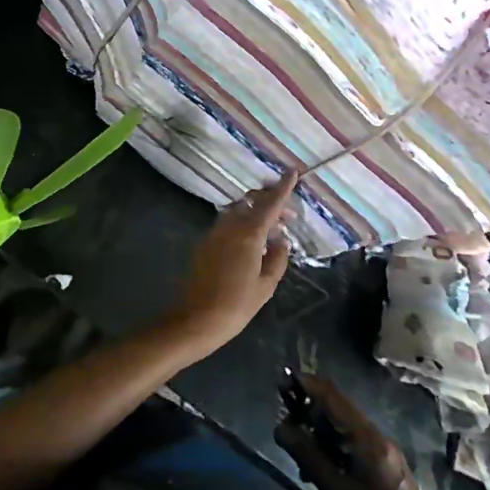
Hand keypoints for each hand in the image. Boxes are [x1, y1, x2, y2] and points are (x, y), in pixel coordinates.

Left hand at [161, 175, 296, 352]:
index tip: (292, 171)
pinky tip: (250, 242)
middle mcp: (229, 227)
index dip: (282, 188)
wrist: (197, 318)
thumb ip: (277, 258)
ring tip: (271, 229)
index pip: (269, 204)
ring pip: (237, 212)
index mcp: (248, 235)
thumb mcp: (266, 285)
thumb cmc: (237, 304)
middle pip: (250, 202)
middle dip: (268, 200)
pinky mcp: (204, 243)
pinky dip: (241, 224)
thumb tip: (281, 239)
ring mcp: (213, 233)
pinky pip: (227, 224)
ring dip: (254, 213)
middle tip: (286, 213)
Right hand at [276, 372, 411, 489]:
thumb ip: (309, 457)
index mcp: (371, 440)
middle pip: (340, 410)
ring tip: (294, 442)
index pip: (334, 398)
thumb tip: (280, 427)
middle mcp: (380, 440)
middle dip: (310, 408)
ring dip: (320, 430)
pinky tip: (317, 464)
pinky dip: (333, 447)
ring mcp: (386, 456)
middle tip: (282, 414)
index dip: (308, 384)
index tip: (282, 379)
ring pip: (346, 430)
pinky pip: (354, 446)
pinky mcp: (386, 471)